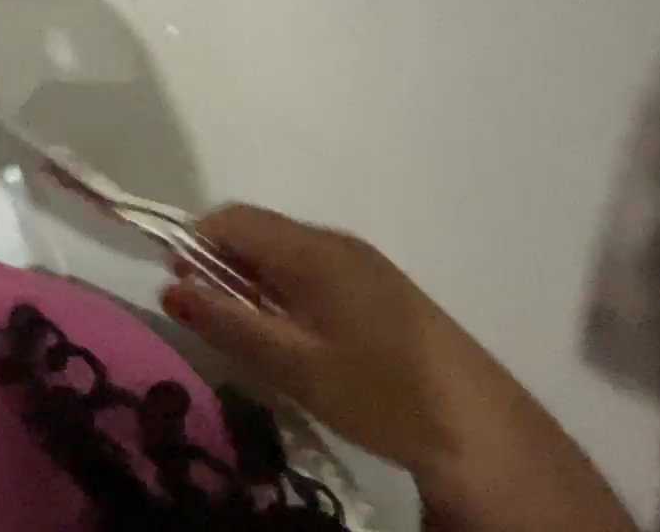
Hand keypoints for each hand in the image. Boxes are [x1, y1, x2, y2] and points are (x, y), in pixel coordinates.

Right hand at [163, 205, 634, 531]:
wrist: (492, 440)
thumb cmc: (381, 393)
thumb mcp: (290, 364)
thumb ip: (223, 321)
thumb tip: (166, 287)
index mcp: (312, 249)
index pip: (228, 219)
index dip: (191, 243)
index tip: (182, 287)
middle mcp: (335, 242)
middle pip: (253, 231)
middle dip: (218, 263)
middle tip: (212, 314)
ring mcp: (362, 263)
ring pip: (279, 252)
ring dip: (250, 280)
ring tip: (251, 330)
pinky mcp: (380, 288)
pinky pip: (308, 270)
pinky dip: (282, 290)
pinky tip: (294, 335)